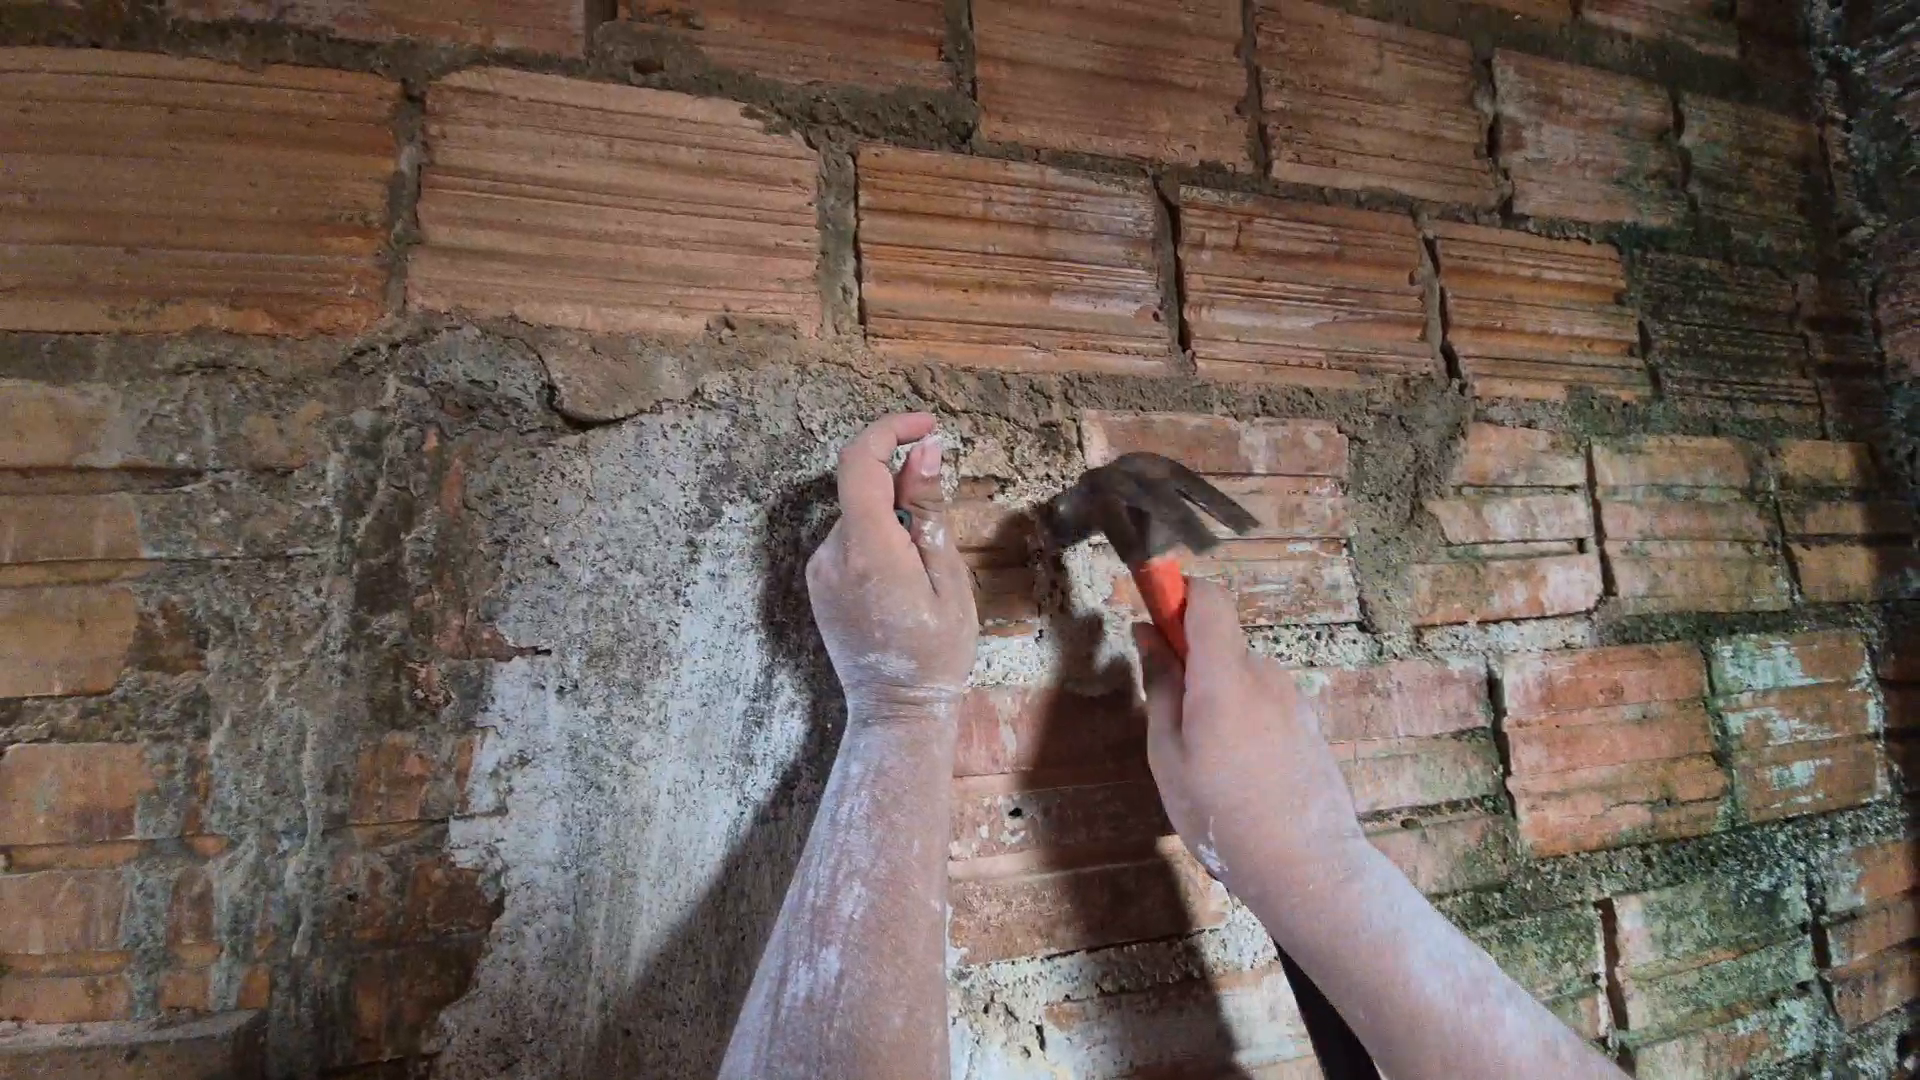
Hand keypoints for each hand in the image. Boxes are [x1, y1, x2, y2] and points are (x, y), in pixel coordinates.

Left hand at [807, 413, 978, 721]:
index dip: (891, 431)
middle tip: (937, 535)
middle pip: (862, 489)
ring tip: (920, 574)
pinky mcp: (818, 583)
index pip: (859, 462)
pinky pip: (849, 540)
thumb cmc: (937, 649)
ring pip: (858, 515)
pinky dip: (877, 539)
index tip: (928, 426)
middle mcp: (831, 553)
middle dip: (903, 490)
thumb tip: (924, 450)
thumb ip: (928, 510)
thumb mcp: (947, 576)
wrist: (896, 709)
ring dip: (891, 520)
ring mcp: (819, 570)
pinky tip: (899, 583)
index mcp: (867, 549)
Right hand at [1135, 580, 1367, 904]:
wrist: (1309, 870)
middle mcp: (1264, 675)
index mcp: (1225, 676)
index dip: (1179, 594)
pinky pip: (1264, 698)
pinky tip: (1242, 768)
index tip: (1155, 619)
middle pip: (1221, 640)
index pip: (1209, 598)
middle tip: (1173, 717)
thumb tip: (1147, 634)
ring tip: (1209, 756)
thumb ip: (1160, 685)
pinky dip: (1243, 712)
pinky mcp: (1309, 722)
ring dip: (1216, 691)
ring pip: (1241, 672)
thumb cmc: (1220, 813)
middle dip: (1190, 660)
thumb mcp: (1168, 754)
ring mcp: (1293, 698)